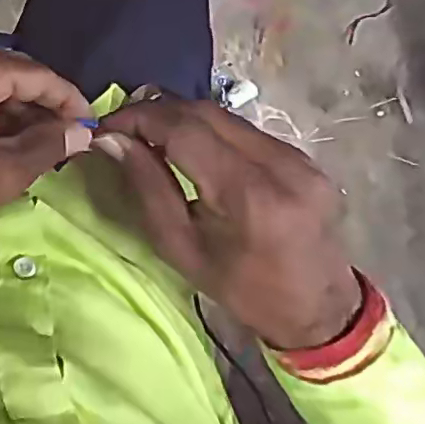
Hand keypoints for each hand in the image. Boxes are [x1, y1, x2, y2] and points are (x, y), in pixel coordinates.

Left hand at [0, 49, 94, 247]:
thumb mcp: (0, 172)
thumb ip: (47, 148)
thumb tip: (80, 133)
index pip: (39, 75)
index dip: (71, 101)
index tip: (90, 128)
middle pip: (17, 76)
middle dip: (46, 108)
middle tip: (68, 142)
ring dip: (21, 115)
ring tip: (43, 150)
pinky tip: (8, 145)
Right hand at [95, 98, 360, 349]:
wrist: (318, 311)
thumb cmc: (240, 288)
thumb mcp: (179, 245)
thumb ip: (146, 185)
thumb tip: (112, 140)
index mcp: (248, 194)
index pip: (184, 130)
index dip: (139, 118)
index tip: (105, 126)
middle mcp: (279, 164)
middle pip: (203, 112)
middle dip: (154, 112)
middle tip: (121, 126)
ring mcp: (298, 157)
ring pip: (223, 115)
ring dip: (179, 117)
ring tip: (147, 133)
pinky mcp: (304, 156)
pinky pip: (242, 129)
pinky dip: (206, 129)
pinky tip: (187, 145)